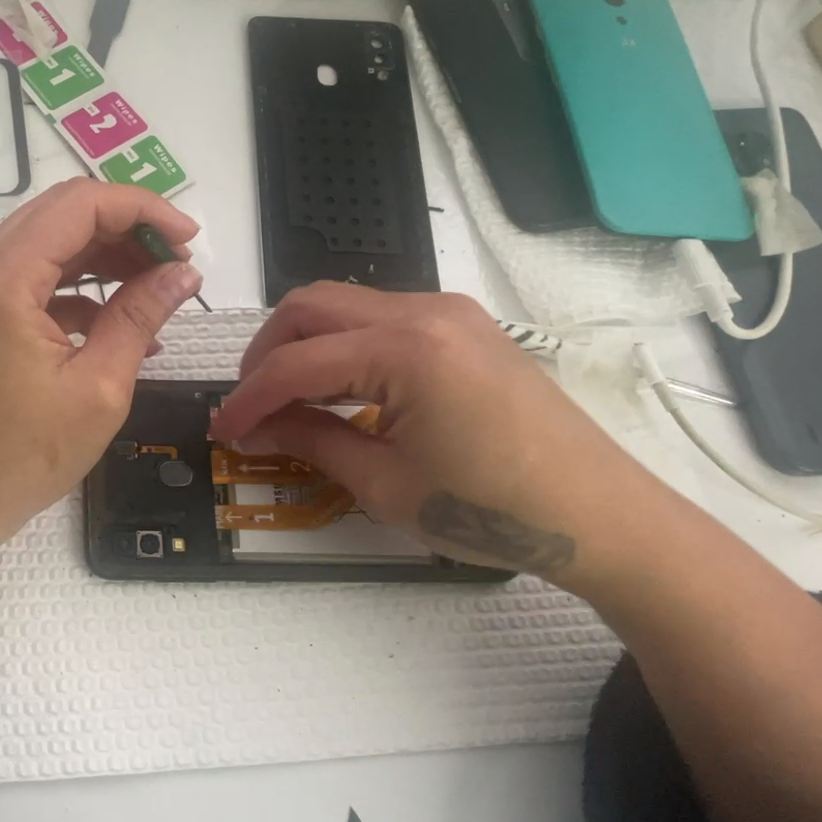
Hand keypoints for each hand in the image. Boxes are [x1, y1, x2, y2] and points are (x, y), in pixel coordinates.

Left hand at [0, 179, 204, 555]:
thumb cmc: (26, 455)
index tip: (189, 240)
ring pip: (48, 241)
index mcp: (2, 280)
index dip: (143, 211)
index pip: (80, 206)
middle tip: (177, 263)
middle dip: (126, 228)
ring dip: (104, 254)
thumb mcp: (99, 386)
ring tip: (158, 285)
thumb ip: (141, 315)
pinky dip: (77, 286)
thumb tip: (185, 273)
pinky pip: (32, 277)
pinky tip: (121, 318)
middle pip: (61, 214)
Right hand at [207, 283, 664, 583]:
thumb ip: (310, 441)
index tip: (222, 429)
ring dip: (303, 345)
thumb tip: (254, 426)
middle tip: (250, 403)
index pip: (296, 363)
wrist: (598, 517)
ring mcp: (450, 313)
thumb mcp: (384, 483)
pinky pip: (380, 317)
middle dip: (266, 352)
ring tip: (288, 400)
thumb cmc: (491, 510)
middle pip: (310, 306)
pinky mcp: (465, 327)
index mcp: (406, 349)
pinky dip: (344, 345)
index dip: (248, 397)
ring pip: (344, 304)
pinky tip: (339, 390)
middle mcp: (425, 311)